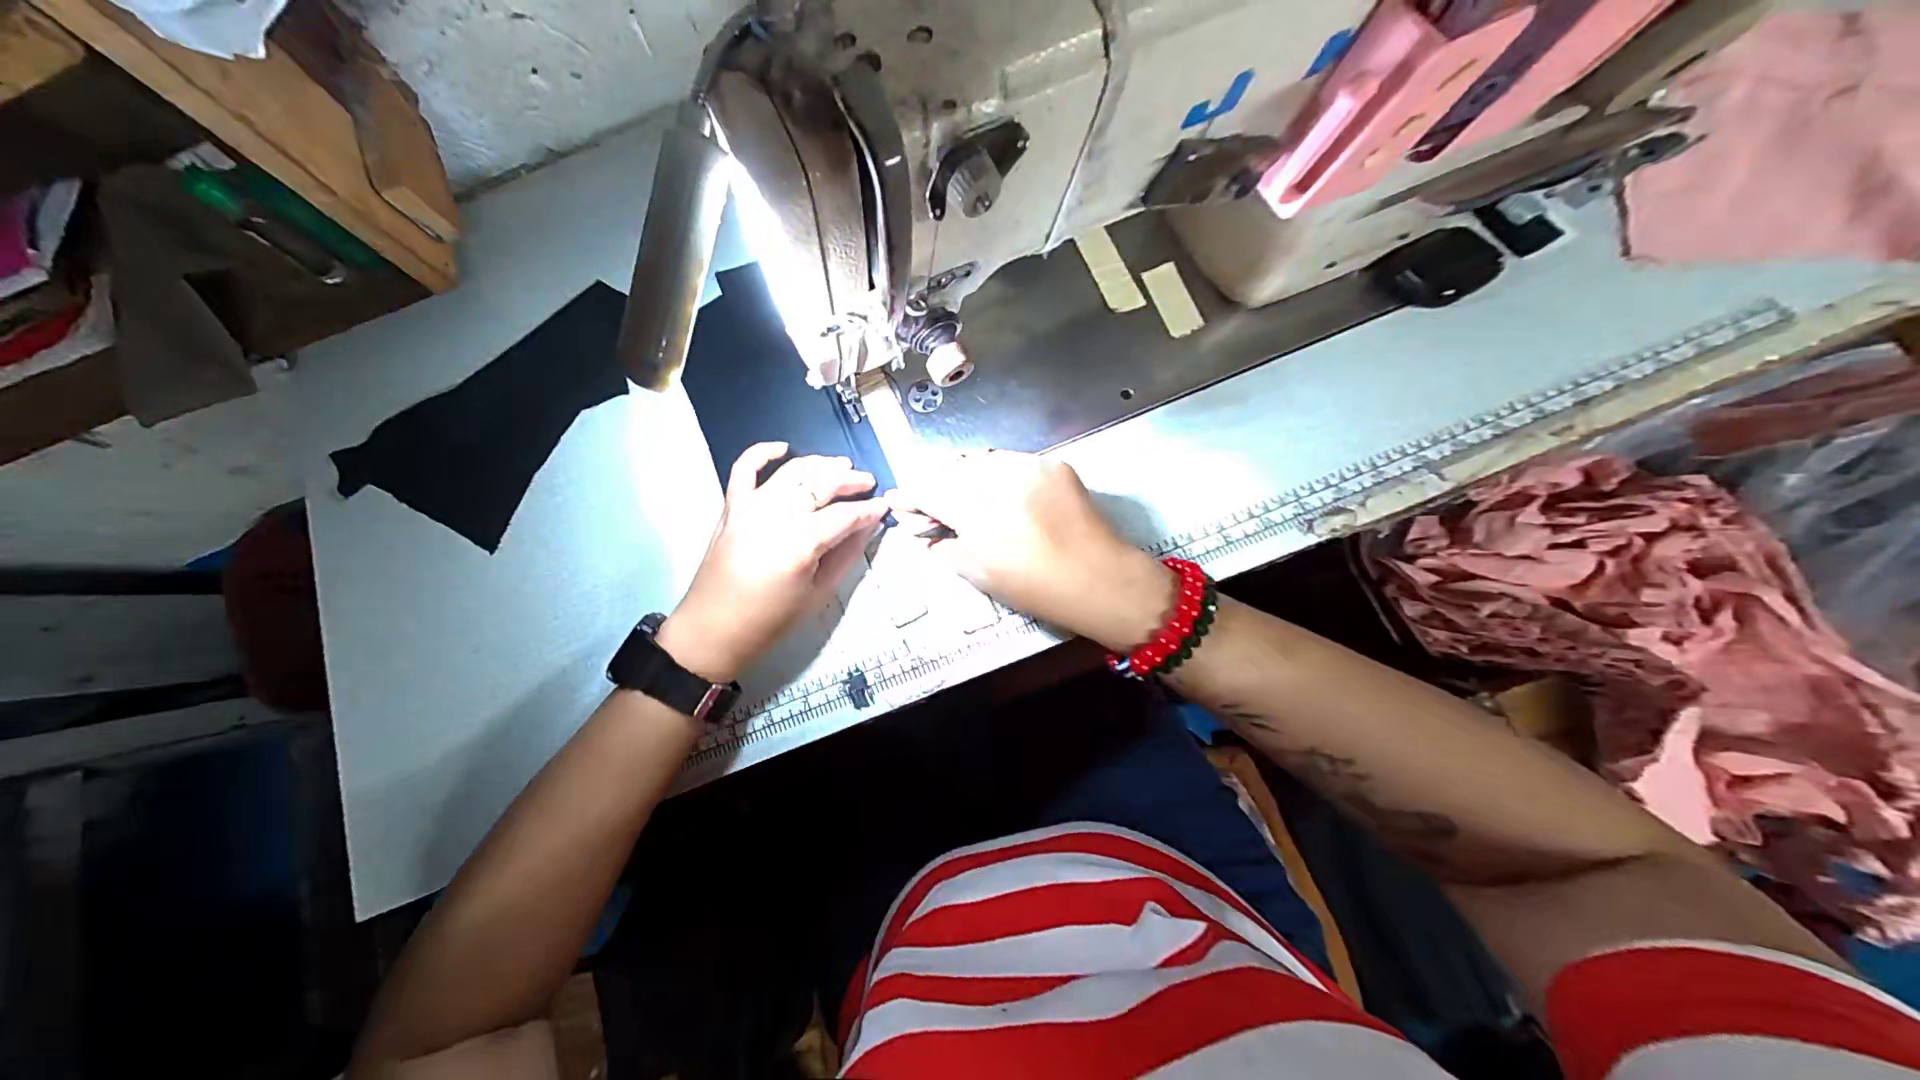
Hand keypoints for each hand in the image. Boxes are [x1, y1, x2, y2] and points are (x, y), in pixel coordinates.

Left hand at [657, 443, 887, 682]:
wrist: (714, 630)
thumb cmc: (770, 621)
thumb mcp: (819, 593)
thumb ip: (846, 554)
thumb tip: (867, 526)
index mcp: (800, 543)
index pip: (844, 514)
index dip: (868, 509)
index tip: (883, 506)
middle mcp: (775, 517)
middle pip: (820, 484)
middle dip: (848, 479)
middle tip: (867, 482)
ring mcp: (750, 508)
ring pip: (791, 471)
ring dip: (819, 464)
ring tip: (840, 466)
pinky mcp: (732, 507)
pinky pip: (745, 469)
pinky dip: (762, 453)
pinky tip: (783, 448)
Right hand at [890, 451, 1172, 650]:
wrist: (1098, 577)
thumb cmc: (1033, 585)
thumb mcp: (977, 572)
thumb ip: (945, 546)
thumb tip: (926, 532)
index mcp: (974, 506)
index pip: (927, 489)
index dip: (910, 497)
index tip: (900, 503)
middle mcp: (997, 475)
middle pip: (951, 469)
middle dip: (937, 485)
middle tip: (933, 507)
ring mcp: (1027, 464)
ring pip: (981, 460)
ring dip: (966, 476)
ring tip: (966, 498)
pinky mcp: (1052, 463)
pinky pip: (1012, 462)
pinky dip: (999, 475)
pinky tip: (1002, 495)